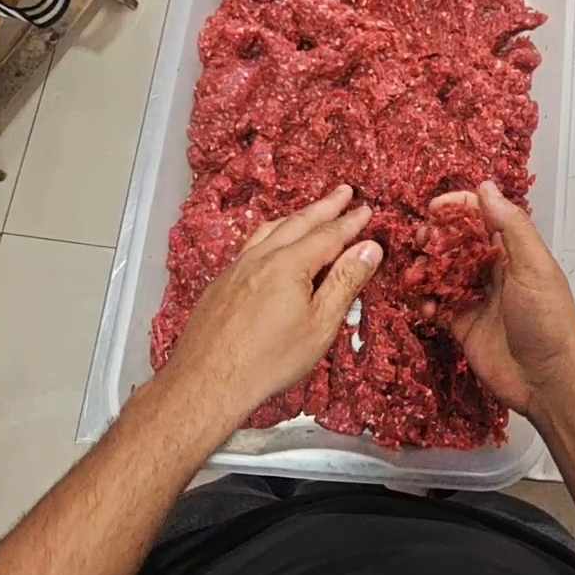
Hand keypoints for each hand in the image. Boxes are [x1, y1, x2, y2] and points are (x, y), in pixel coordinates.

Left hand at [163, 185, 381, 422]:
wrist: (206, 382)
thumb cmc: (270, 359)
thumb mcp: (320, 325)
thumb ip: (346, 282)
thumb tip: (369, 248)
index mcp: (290, 265)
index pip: (329, 235)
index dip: (350, 222)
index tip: (366, 209)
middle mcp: (262, 257)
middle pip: (299, 223)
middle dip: (325, 207)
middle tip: (344, 192)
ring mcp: (237, 267)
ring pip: (271, 230)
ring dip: (296, 217)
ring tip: (311, 211)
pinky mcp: (221, 282)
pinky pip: (252, 244)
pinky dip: (272, 232)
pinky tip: (272, 242)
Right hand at [433, 181, 574, 415]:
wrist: (547, 381)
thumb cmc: (548, 321)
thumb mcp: (533, 266)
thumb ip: (510, 225)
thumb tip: (487, 187)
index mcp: (514, 250)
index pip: (482, 216)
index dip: (457, 207)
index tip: (434, 208)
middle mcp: (493, 269)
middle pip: (456, 241)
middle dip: (435, 237)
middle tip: (421, 241)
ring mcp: (476, 296)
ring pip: (442, 271)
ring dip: (425, 268)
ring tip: (416, 272)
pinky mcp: (462, 323)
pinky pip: (436, 304)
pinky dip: (425, 302)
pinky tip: (425, 307)